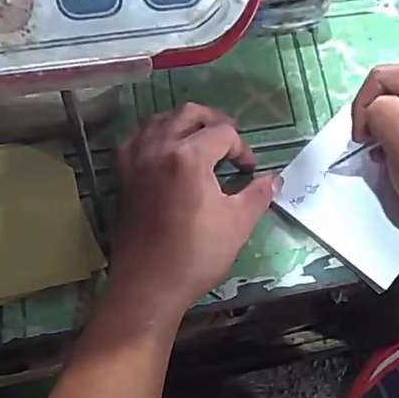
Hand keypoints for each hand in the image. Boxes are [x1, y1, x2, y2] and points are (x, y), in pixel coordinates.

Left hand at [108, 104, 277, 321]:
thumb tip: (275, 179)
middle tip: (230, 142)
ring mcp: (136, 160)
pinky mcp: (123, 175)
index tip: (249, 170)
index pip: (223, 133)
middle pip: (189, 114)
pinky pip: (137, 139)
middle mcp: (158, 148)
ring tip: (199, 141)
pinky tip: (165, 152)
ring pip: (159, 120)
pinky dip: (154, 136)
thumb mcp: (237, 224)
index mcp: (189, 157)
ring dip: (183, 123)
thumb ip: (258, 194)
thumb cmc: (196, 255)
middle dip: (214, 122)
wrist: (149, 284)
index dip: (242, 148)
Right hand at [350, 64, 398, 235]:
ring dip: (383, 133)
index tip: (362, 140)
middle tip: (374, 149)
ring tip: (386, 156)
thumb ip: (379, 112)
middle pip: (389, 91)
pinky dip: (395, 141)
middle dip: (375, 119)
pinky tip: (395, 159)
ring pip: (395, 110)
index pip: (382, 77)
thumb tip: (372, 113)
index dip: (364, 106)